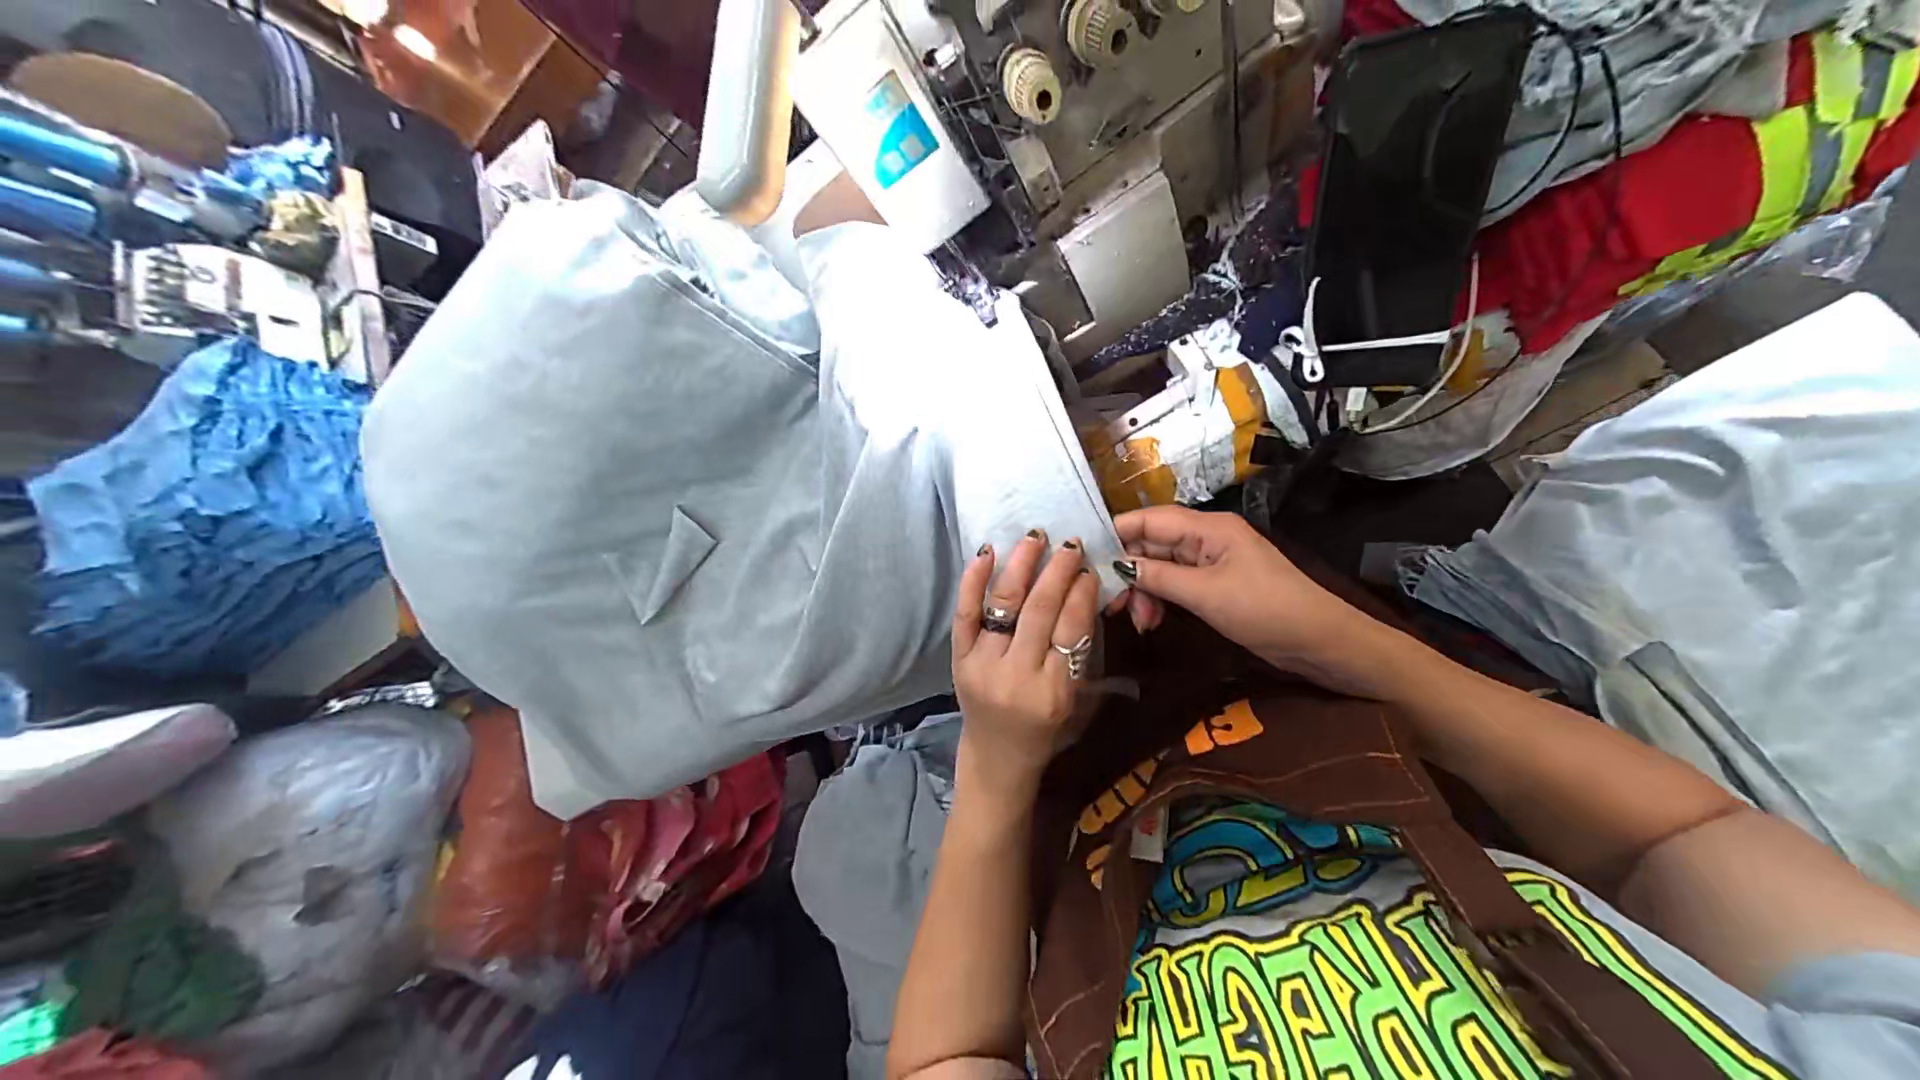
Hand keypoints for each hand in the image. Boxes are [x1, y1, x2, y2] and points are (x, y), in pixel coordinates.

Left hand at [951, 530, 1099, 794]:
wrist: (997, 756)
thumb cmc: (1045, 729)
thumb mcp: (1076, 699)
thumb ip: (1081, 651)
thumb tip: (1086, 589)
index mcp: (1053, 692)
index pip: (1070, 630)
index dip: (1081, 594)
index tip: (1089, 569)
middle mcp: (1015, 677)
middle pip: (1038, 611)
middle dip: (1057, 572)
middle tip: (1070, 545)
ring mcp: (982, 666)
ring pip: (1003, 606)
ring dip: (1021, 566)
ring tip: (1035, 538)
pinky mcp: (958, 659)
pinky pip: (964, 615)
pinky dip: (973, 582)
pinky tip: (986, 553)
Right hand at [1108, 506, 1393, 696]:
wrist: (1321, 642)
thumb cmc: (1265, 610)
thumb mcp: (1206, 594)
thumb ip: (1158, 577)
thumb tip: (1117, 565)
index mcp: (1207, 527)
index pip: (1149, 519)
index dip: (1116, 533)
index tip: (1086, 557)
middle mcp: (1205, 537)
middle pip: (1151, 543)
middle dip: (1129, 571)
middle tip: (1111, 604)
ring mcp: (1210, 561)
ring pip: (1160, 566)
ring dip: (1144, 590)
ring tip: (1139, 620)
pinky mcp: (1214, 584)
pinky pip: (1175, 583)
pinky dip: (1160, 599)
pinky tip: (1152, 620)